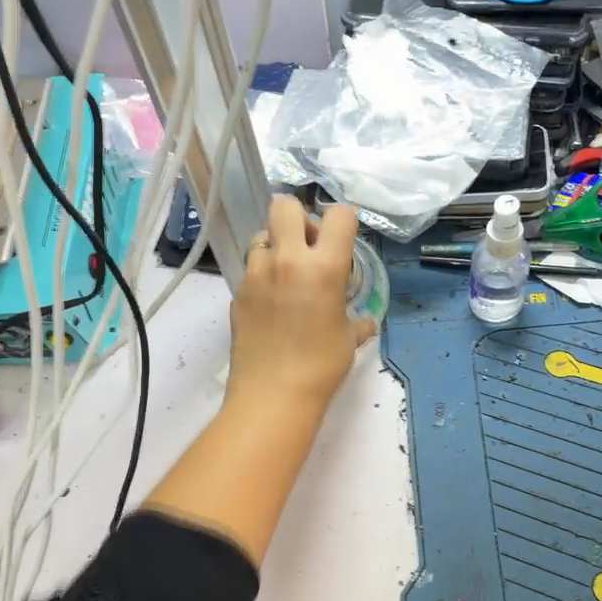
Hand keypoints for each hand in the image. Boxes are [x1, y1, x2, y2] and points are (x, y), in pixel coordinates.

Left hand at [226, 197, 375, 414]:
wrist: (272, 395)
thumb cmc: (321, 368)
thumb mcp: (348, 341)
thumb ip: (357, 322)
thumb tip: (364, 322)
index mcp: (324, 267)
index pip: (339, 215)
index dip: (344, 223)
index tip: (342, 243)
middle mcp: (287, 260)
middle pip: (285, 205)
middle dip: (298, 218)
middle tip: (307, 247)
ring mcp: (255, 274)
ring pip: (261, 235)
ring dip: (275, 246)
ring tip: (285, 276)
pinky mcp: (236, 293)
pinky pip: (250, 269)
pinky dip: (262, 276)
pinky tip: (271, 305)